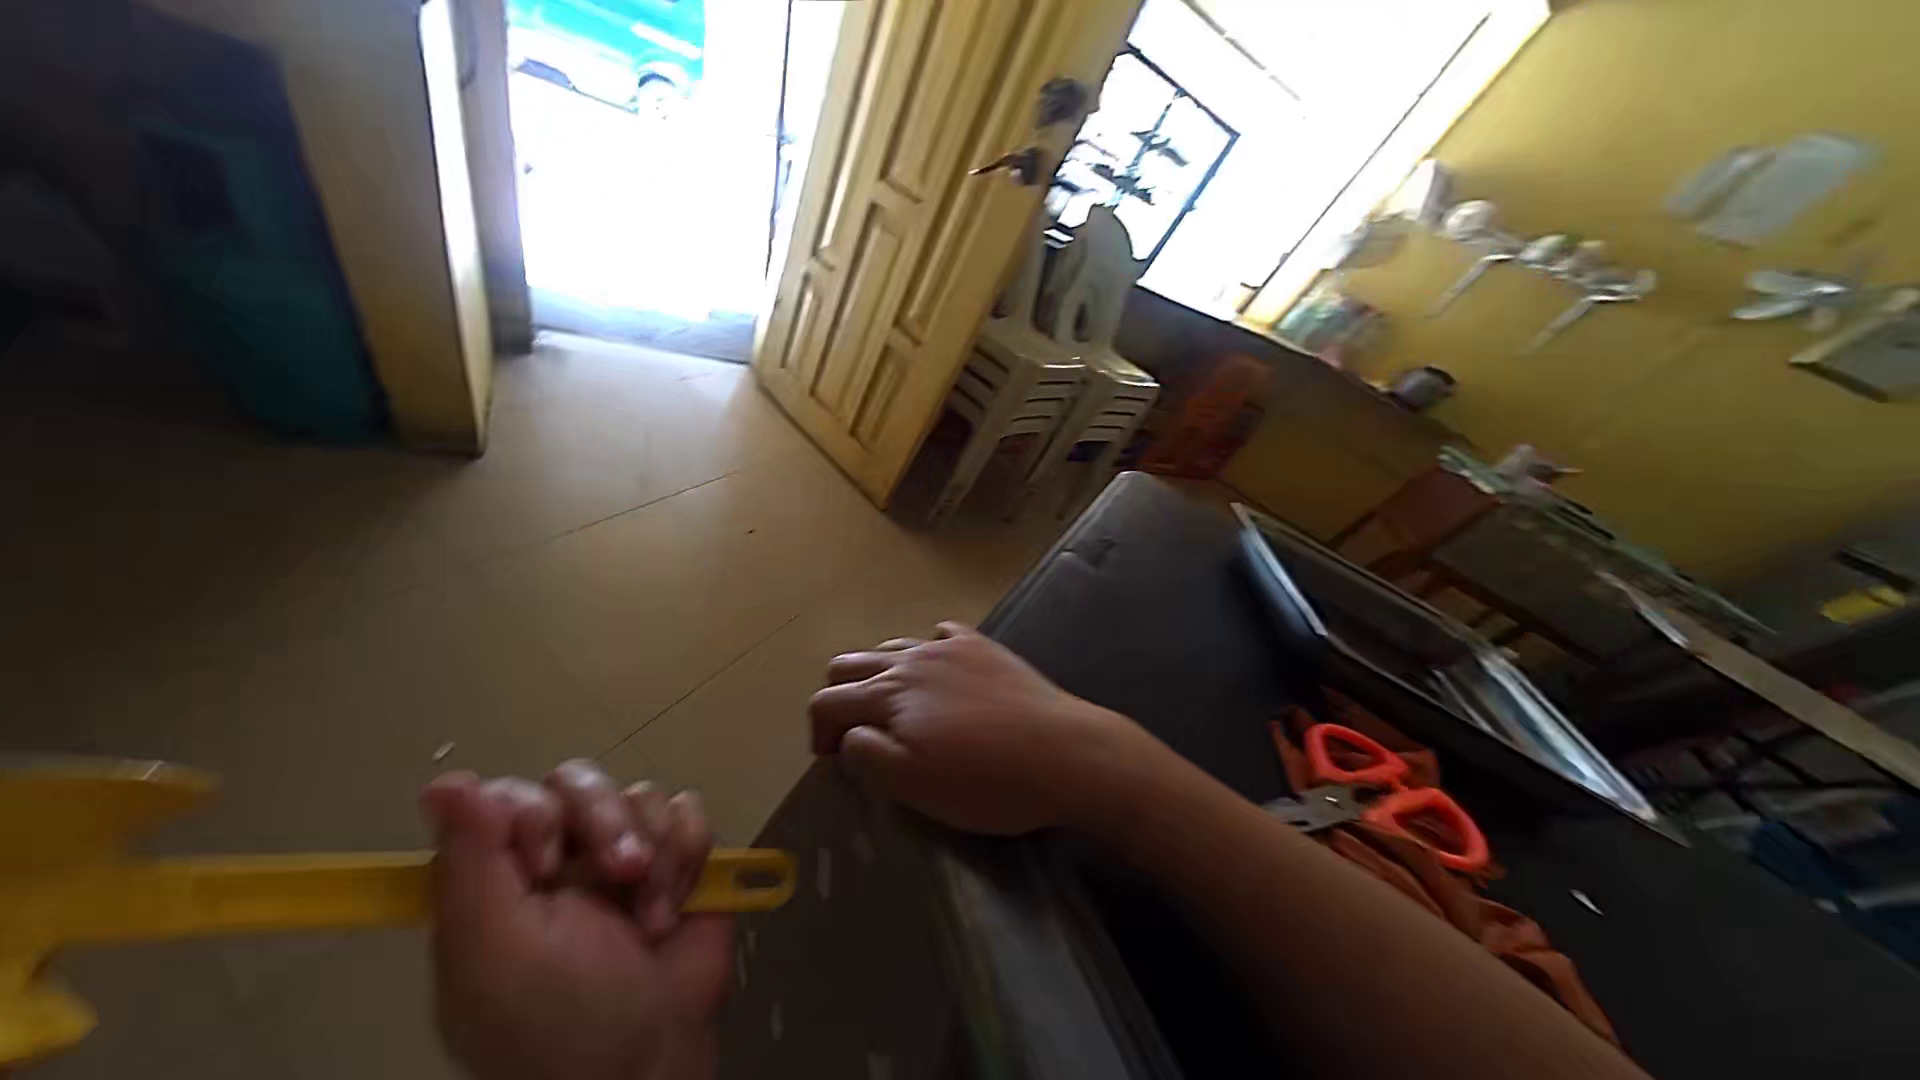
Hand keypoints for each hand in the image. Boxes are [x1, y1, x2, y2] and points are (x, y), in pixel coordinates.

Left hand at [422, 760, 733, 1079]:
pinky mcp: (682, 854)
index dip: (534, 816)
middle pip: (582, 781)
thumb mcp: (494, 953)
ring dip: (656, 852)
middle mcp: (565, 854)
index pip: (513, 796)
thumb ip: (470, 866)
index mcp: (505, 877)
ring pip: (642, 794)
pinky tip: (678, 902)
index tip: (544, 868)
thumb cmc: (559, 1017)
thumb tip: (446, 781)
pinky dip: (689, 853)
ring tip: (652, 915)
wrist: (654, 1055)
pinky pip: (689, 811)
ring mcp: (628, 850)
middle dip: (608, 825)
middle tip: (623, 872)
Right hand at [808, 623, 1168, 835]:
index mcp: (889, 694)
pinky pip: (941, 633)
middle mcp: (912, 659)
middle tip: (857, 732)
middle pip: (850, 663)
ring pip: (893, 646)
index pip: (827, 701)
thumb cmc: (986, 780)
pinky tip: (942, 672)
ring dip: (880, 673)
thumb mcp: (914, 785)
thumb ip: (868, 756)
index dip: (819, 733)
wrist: (1065, 752)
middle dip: (840, 696)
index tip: (834, 761)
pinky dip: (928, 651)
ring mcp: (950, 646)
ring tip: (896, 705)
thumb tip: (848, 737)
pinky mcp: (983, 646)